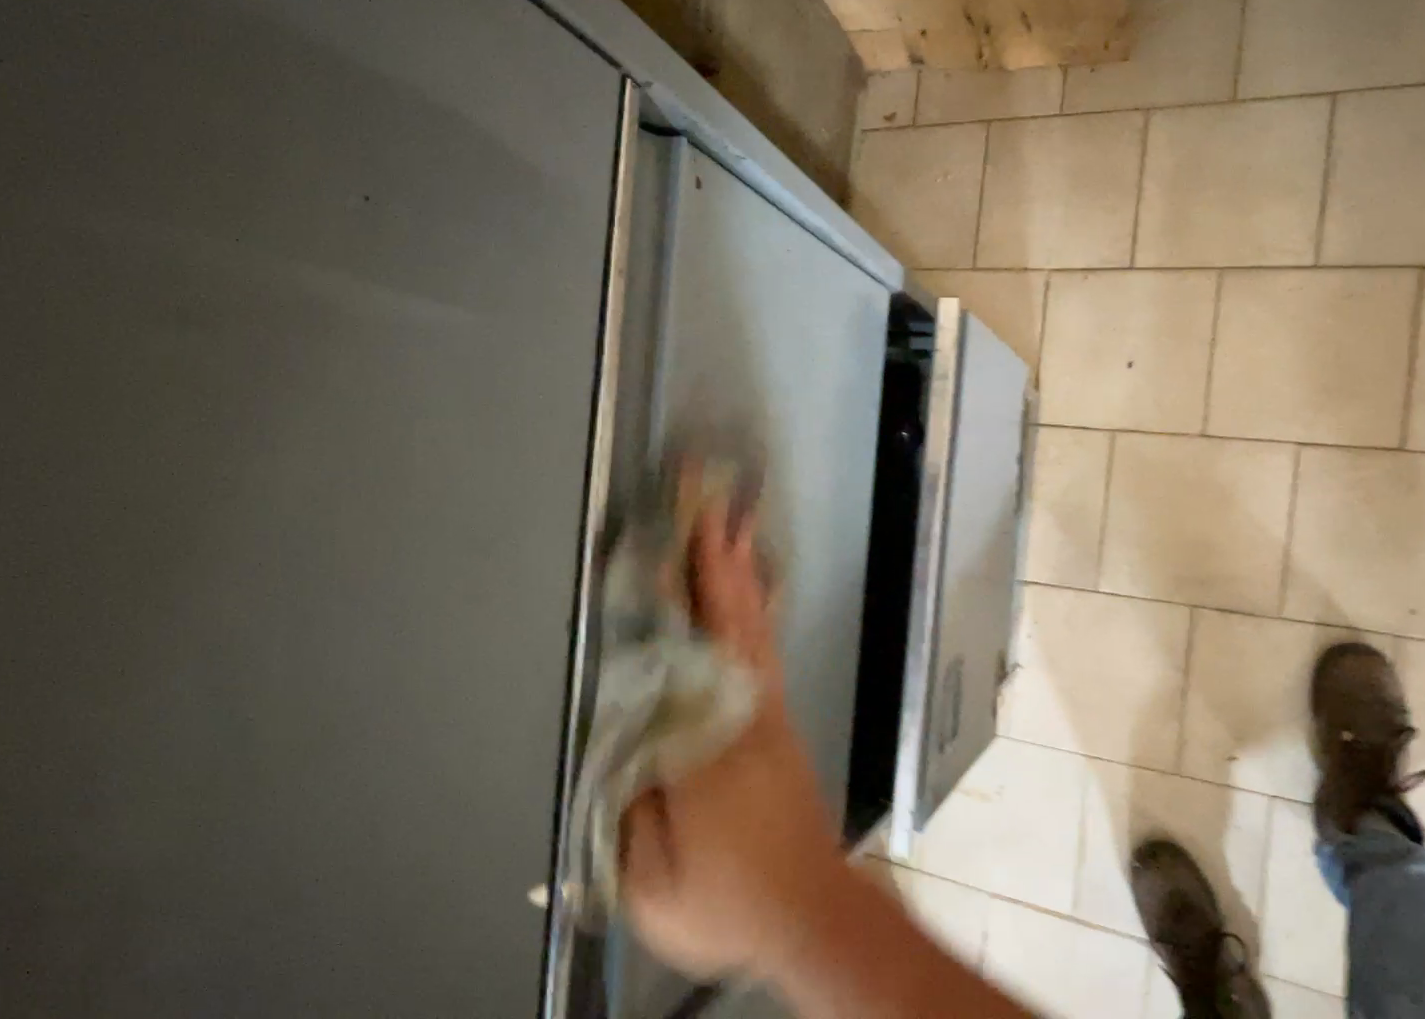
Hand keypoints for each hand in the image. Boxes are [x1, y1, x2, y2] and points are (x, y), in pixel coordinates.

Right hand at [619, 502, 846, 979]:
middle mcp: (741, 721)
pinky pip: (765, 653)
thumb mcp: (652, 882)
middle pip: (728, 629)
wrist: (811, 915)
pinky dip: (757, 611)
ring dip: (742, 577)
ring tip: (735, 528)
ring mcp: (768, 718)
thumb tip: (613, 740)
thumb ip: (626, 808)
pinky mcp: (781, 725)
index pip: (681, 663)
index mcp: (703, 753)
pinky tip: (753, 588)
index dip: (674, 605)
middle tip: (714, 509)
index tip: (665, 552)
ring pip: (752, 634)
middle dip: (719, 565)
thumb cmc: (729, 903)